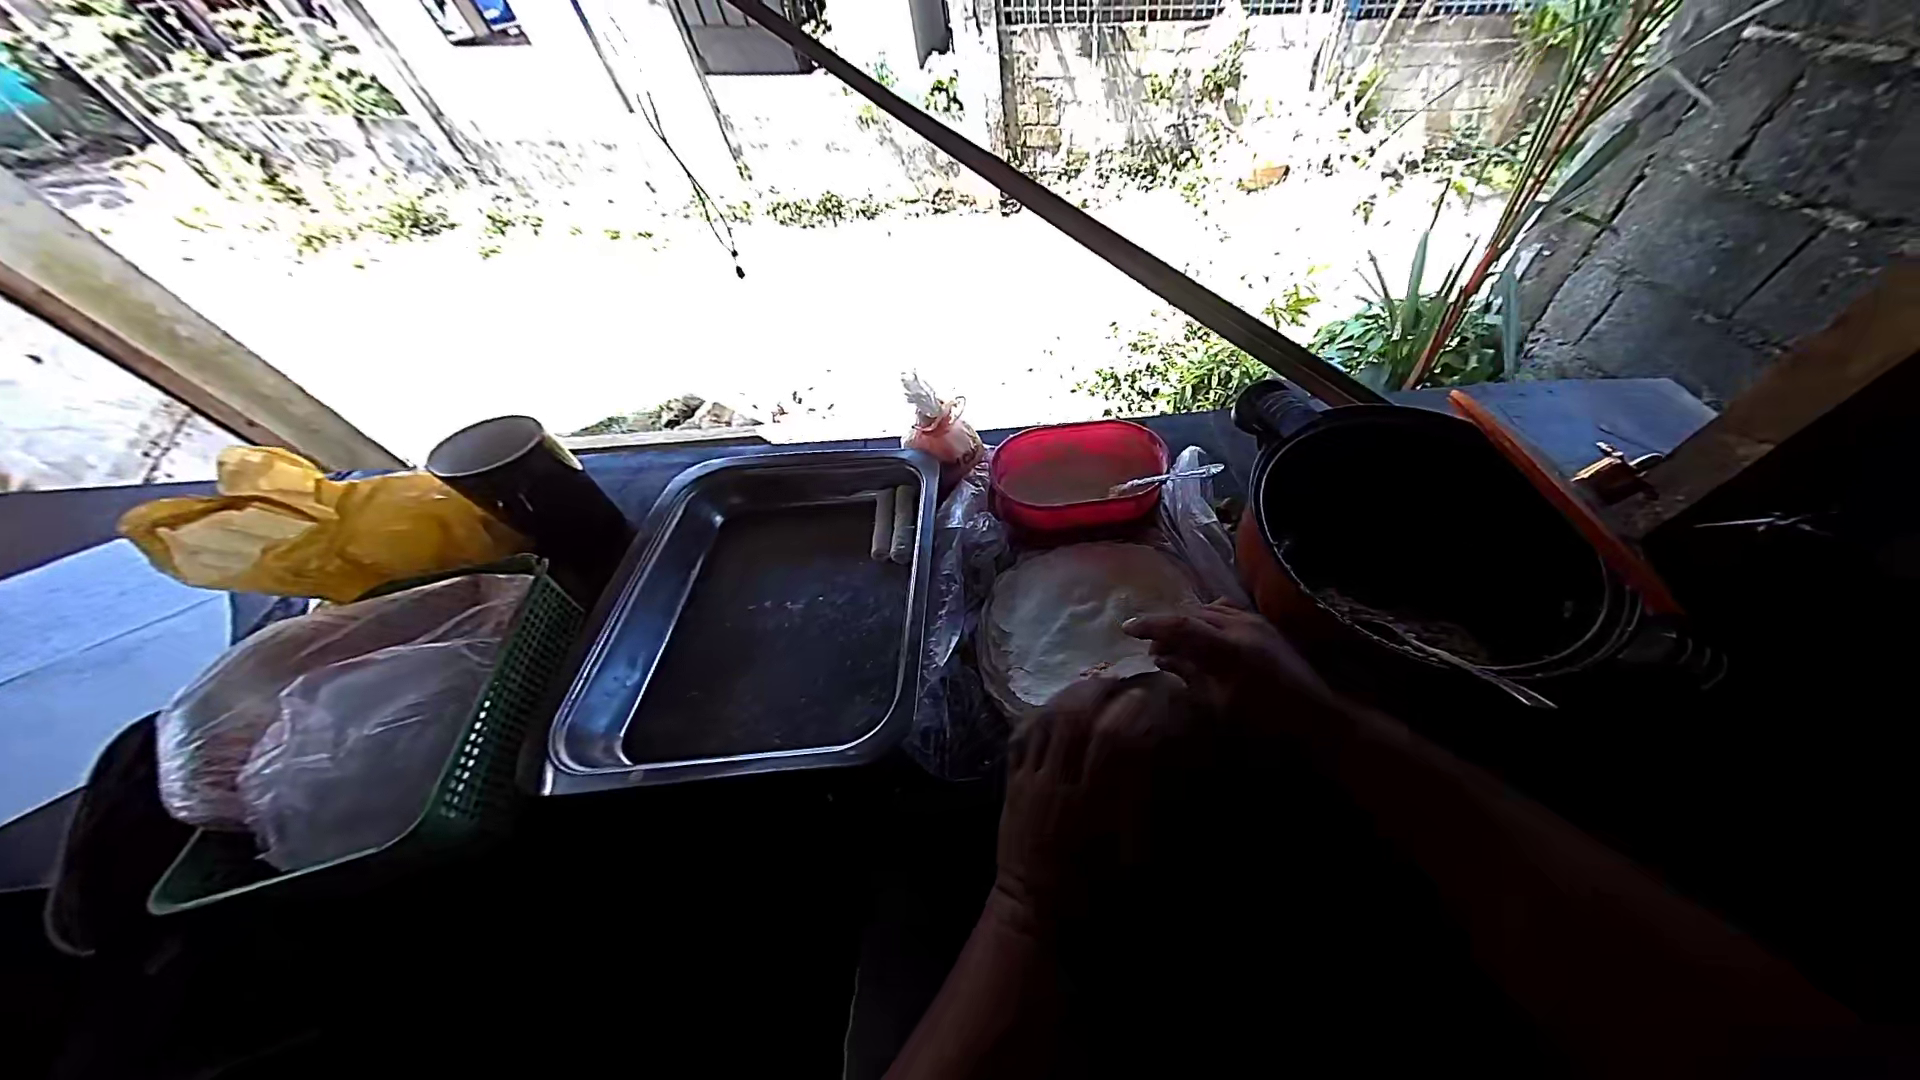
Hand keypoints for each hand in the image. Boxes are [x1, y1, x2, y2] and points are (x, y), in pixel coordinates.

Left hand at [993, 674, 1184, 935]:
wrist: (1039, 913)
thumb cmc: (1100, 893)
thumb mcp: (1141, 857)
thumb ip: (1157, 805)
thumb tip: (1175, 757)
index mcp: (1098, 805)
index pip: (1119, 739)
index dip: (1139, 708)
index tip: (1159, 692)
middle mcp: (1062, 783)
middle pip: (1079, 717)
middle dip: (1108, 690)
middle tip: (1129, 681)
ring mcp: (1032, 778)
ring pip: (1048, 720)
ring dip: (1076, 694)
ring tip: (1098, 685)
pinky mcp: (1012, 781)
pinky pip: (1022, 735)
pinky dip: (1042, 713)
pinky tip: (1059, 705)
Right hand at [1123, 602, 1329, 727]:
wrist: (1319, 721)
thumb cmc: (1267, 725)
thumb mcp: (1220, 706)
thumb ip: (1190, 674)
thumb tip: (1163, 657)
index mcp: (1228, 648)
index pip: (1179, 625)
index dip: (1150, 625)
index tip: (1126, 629)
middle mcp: (1241, 626)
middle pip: (1191, 614)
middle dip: (1166, 627)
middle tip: (1150, 647)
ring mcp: (1256, 623)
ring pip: (1208, 610)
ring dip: (1186, 622)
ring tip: (1174, 642)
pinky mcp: (1264, 626)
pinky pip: (1226, 612)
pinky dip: (1207, 619)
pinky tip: (1203, 635)